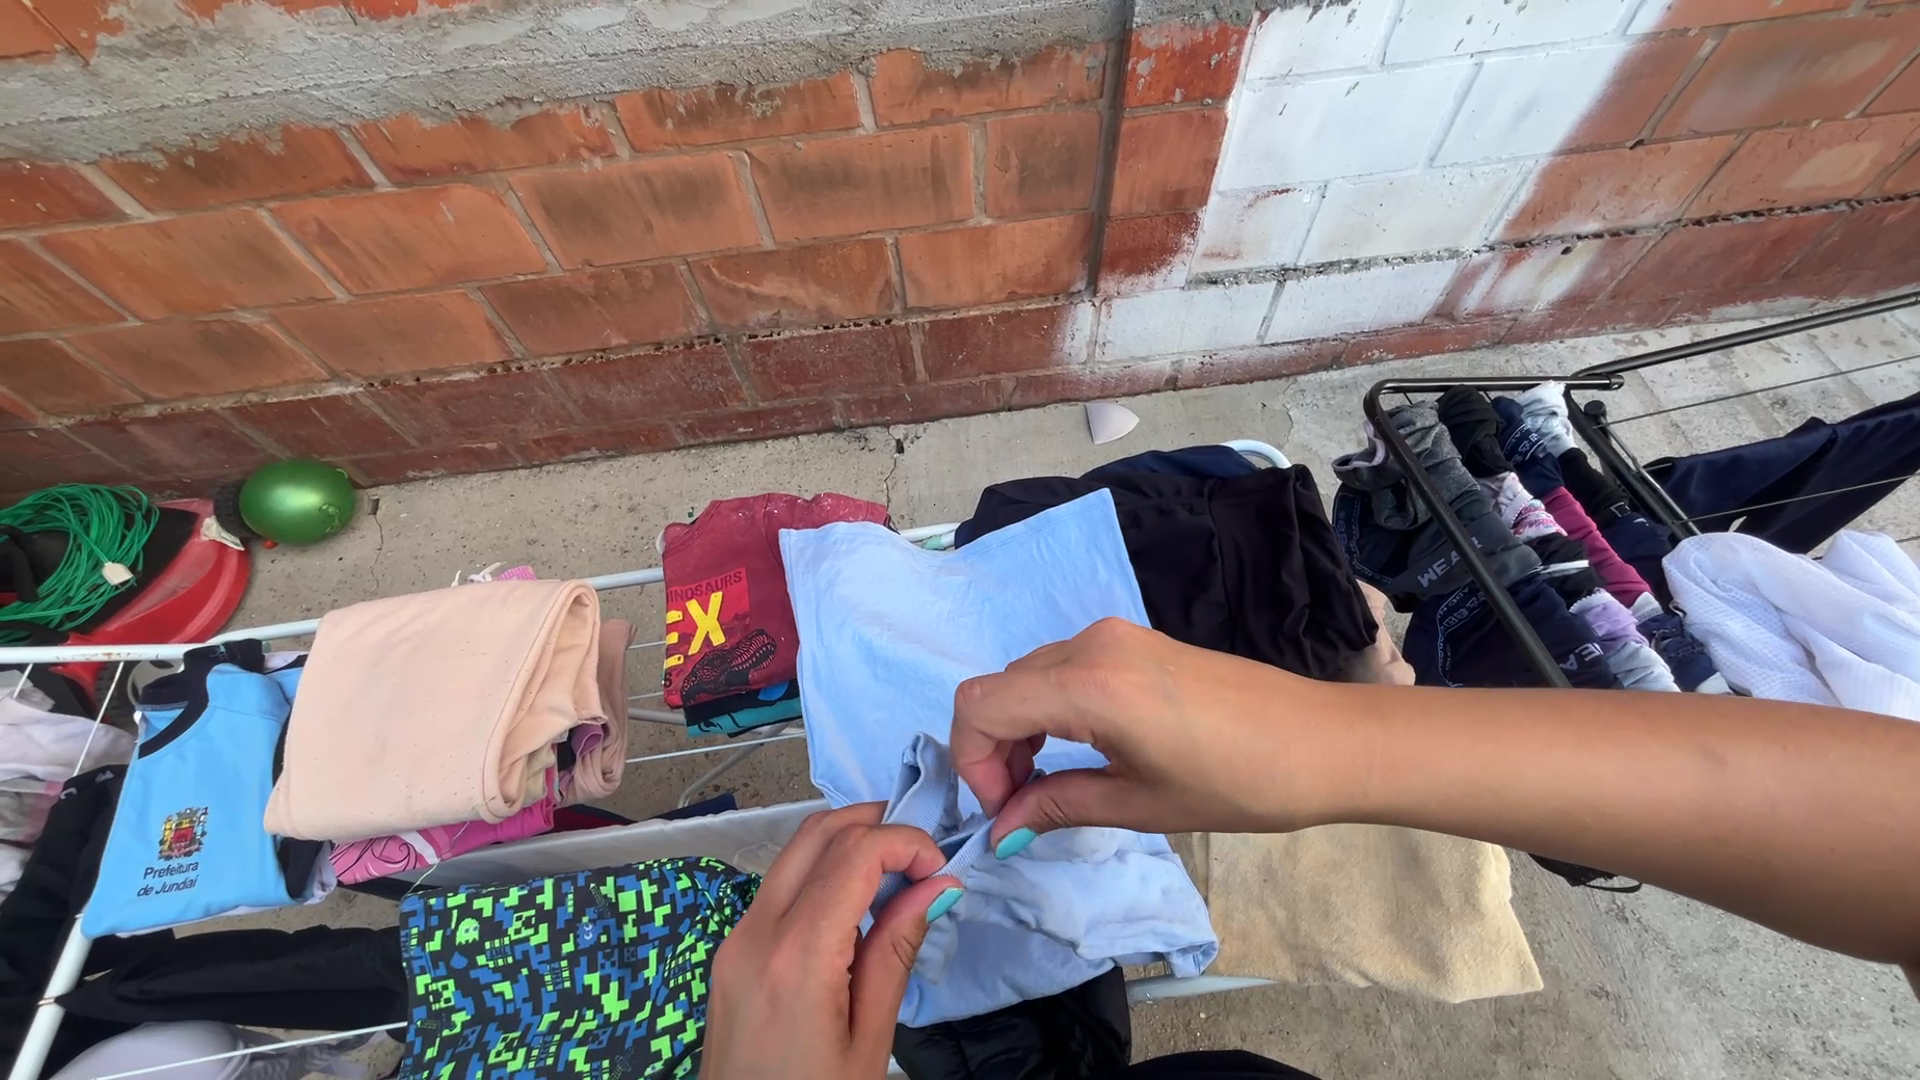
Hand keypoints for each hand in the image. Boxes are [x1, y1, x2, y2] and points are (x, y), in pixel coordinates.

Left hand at [704, 804, 961, 1079]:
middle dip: (876, 823)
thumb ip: (897, 950)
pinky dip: (823, 869)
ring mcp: (736, 937)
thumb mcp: (869, 1042)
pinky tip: (855, 902)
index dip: (905, 842)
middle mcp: (756, 930)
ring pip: (796, 849)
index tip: (939, 868)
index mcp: (796, 956)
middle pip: (819, 832)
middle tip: (919, 852)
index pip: (855, 854)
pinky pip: (781, 883)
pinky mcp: (731, 950)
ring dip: (848, 841)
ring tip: (895, 869)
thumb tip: (937, 882)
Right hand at [951, 617, 1362, 845]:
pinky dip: (1045, 708)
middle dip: (991, 749)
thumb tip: (1001, 831)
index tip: (1004, 809)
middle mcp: (1090, 644)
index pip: (980, 704)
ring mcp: (1110, 634)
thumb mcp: (1141, 803)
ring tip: (1045, 781)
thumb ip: (1057, 806)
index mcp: (1090, 684)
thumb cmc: (1239, 782)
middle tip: (1021, 804)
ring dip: (1016, 728)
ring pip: (1024, 676)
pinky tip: (1073, 745)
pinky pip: (1058, 667)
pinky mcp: (1128, 639)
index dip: (972, 761)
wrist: (1322, 740)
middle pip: (997, 687)